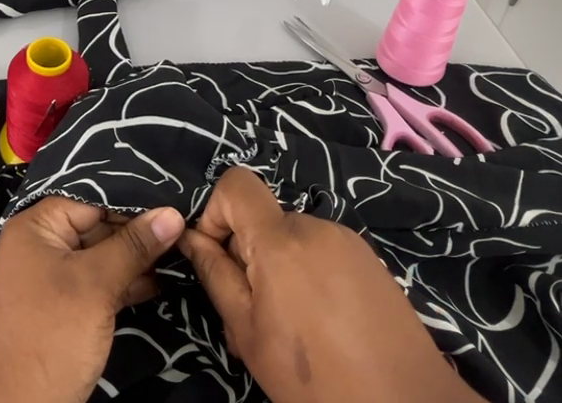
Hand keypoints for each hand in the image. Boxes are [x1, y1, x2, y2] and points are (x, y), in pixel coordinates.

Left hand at [0, 196, 184, 402]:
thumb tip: (172, 212)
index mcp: (36, 227)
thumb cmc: (52, 334)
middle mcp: (41, 245)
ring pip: (101, 255)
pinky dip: (126, 281)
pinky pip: (99, 282)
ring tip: (182, 250)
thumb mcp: (95, 285)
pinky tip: (161, 280)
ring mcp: (53, 278)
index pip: (91, 199)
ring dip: (136, 257)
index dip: (132, 201)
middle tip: (185, 226)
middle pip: (96, 224)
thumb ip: (133, 246)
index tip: (175, 201)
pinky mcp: (66, 307)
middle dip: (138, 229)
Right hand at [178, 167, 482, 402]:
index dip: (215, 213)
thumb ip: (216, 276)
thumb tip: (190, 238)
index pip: (235, 184)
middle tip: (253, 315)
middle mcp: (315, 226)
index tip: (218, 259)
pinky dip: (309, 275)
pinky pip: (322, 252)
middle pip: (263, 219)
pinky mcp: (370, 260)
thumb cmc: (316, 378)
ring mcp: (348, 240)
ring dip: (279, 270)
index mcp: (280, 240)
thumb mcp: (248, 333)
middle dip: (248, 257)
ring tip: (291, 327)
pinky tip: (323, 325)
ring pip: (291, 239)